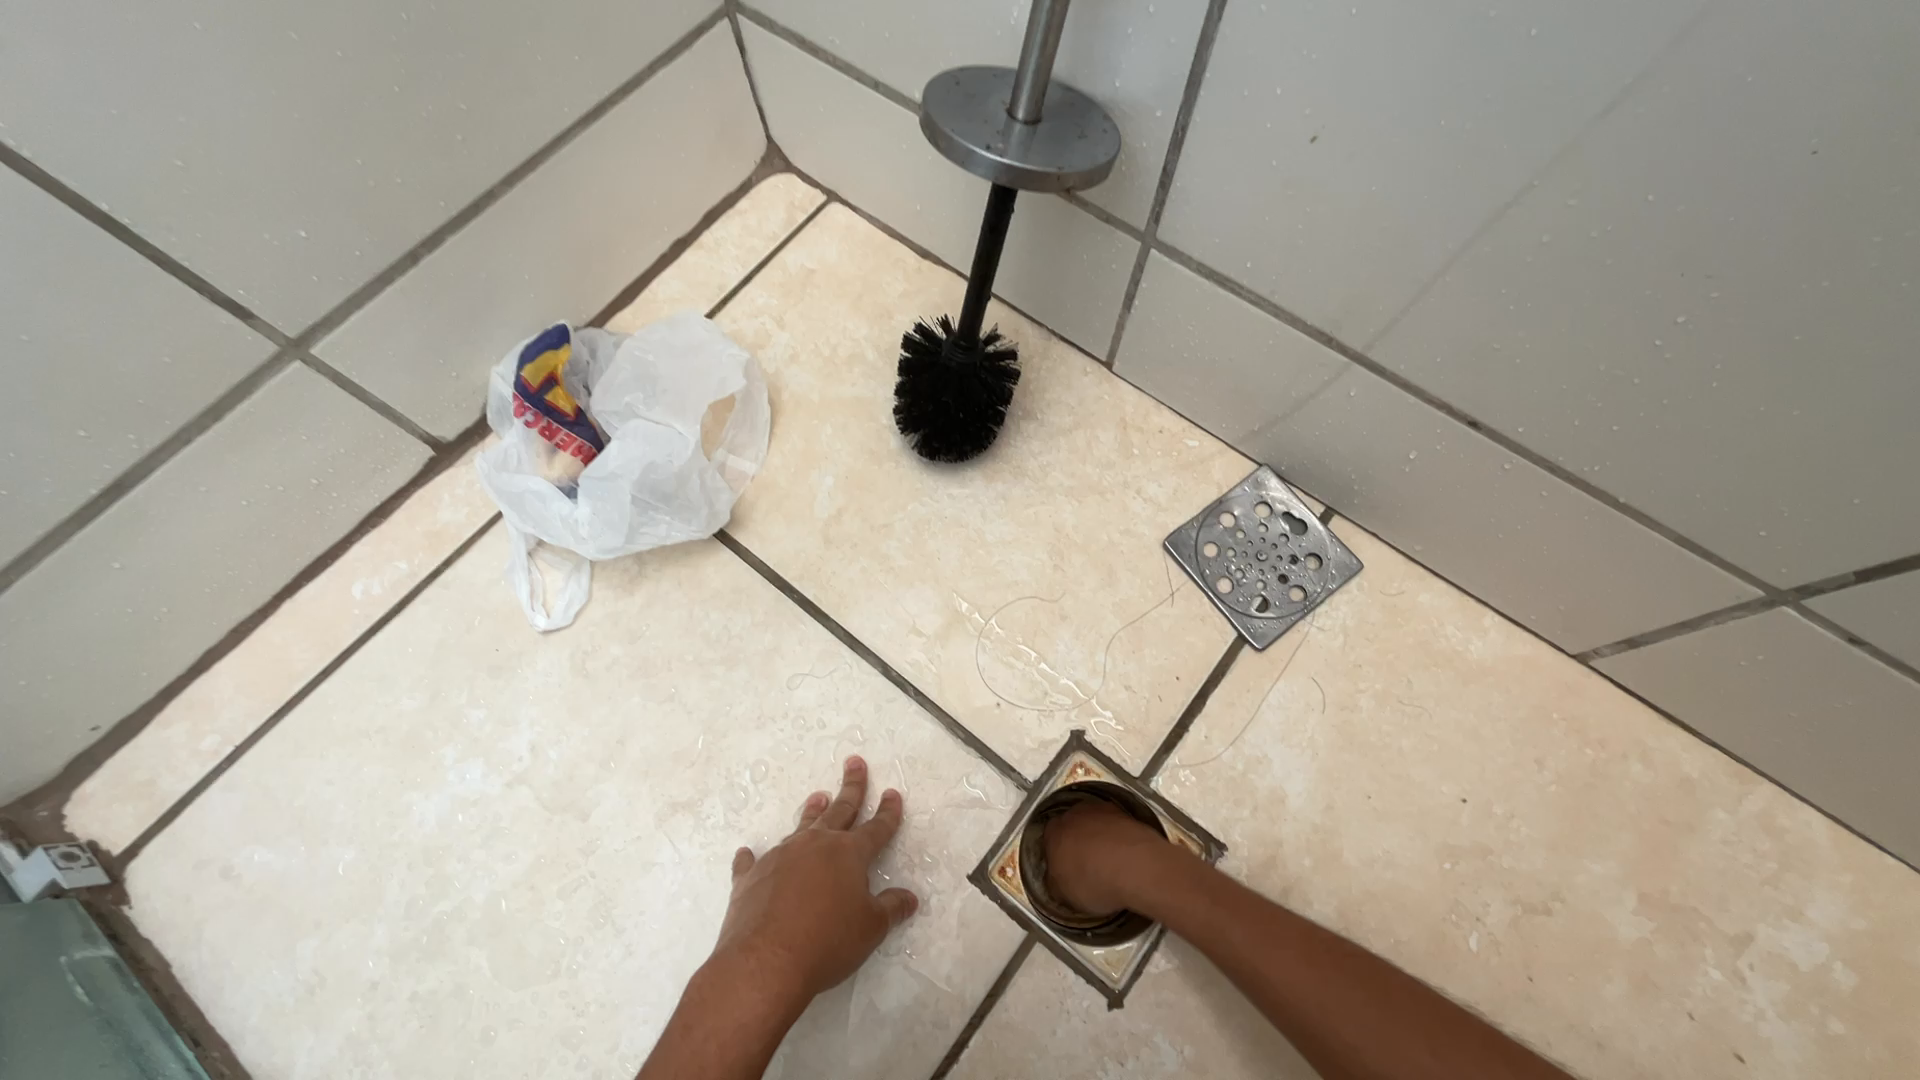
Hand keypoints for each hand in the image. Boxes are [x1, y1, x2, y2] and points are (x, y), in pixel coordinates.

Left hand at [712, 756, 918, 1002]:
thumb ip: (891, 908)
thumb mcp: (870, 929)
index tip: (893, 794)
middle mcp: (815, 846)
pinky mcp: (751, 877)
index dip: (888, 812)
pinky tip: (748, 853)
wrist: (764, 962)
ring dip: (812, 811)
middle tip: (855, 763)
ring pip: (801, 827)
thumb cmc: (827, 943)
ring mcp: (780, 857)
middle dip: (852, 787)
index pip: (876, 828)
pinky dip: (754, 857)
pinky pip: (754, 861)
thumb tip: (910, 897)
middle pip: (839, 810)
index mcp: (849, 854)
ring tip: (818, 796)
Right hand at [1043, 798, 1173, 916]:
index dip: (1057, 855)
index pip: (1049, 841)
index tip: (1064, 870)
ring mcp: (1102, 810)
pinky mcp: (1127, 814)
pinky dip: (1120, 838)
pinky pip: (1118, 826)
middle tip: (1086, 865)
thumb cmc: (1094, 881)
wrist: (1135, 867)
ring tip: (1110, 863)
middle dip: (1078, 842)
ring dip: (1100, 838)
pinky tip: (1127, 858)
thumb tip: (1055, 882)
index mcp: (1054, 833)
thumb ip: (1055, 883)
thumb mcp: (1065, 895)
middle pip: (1072, 827)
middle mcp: (1075, 815)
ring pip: (1096, 824)